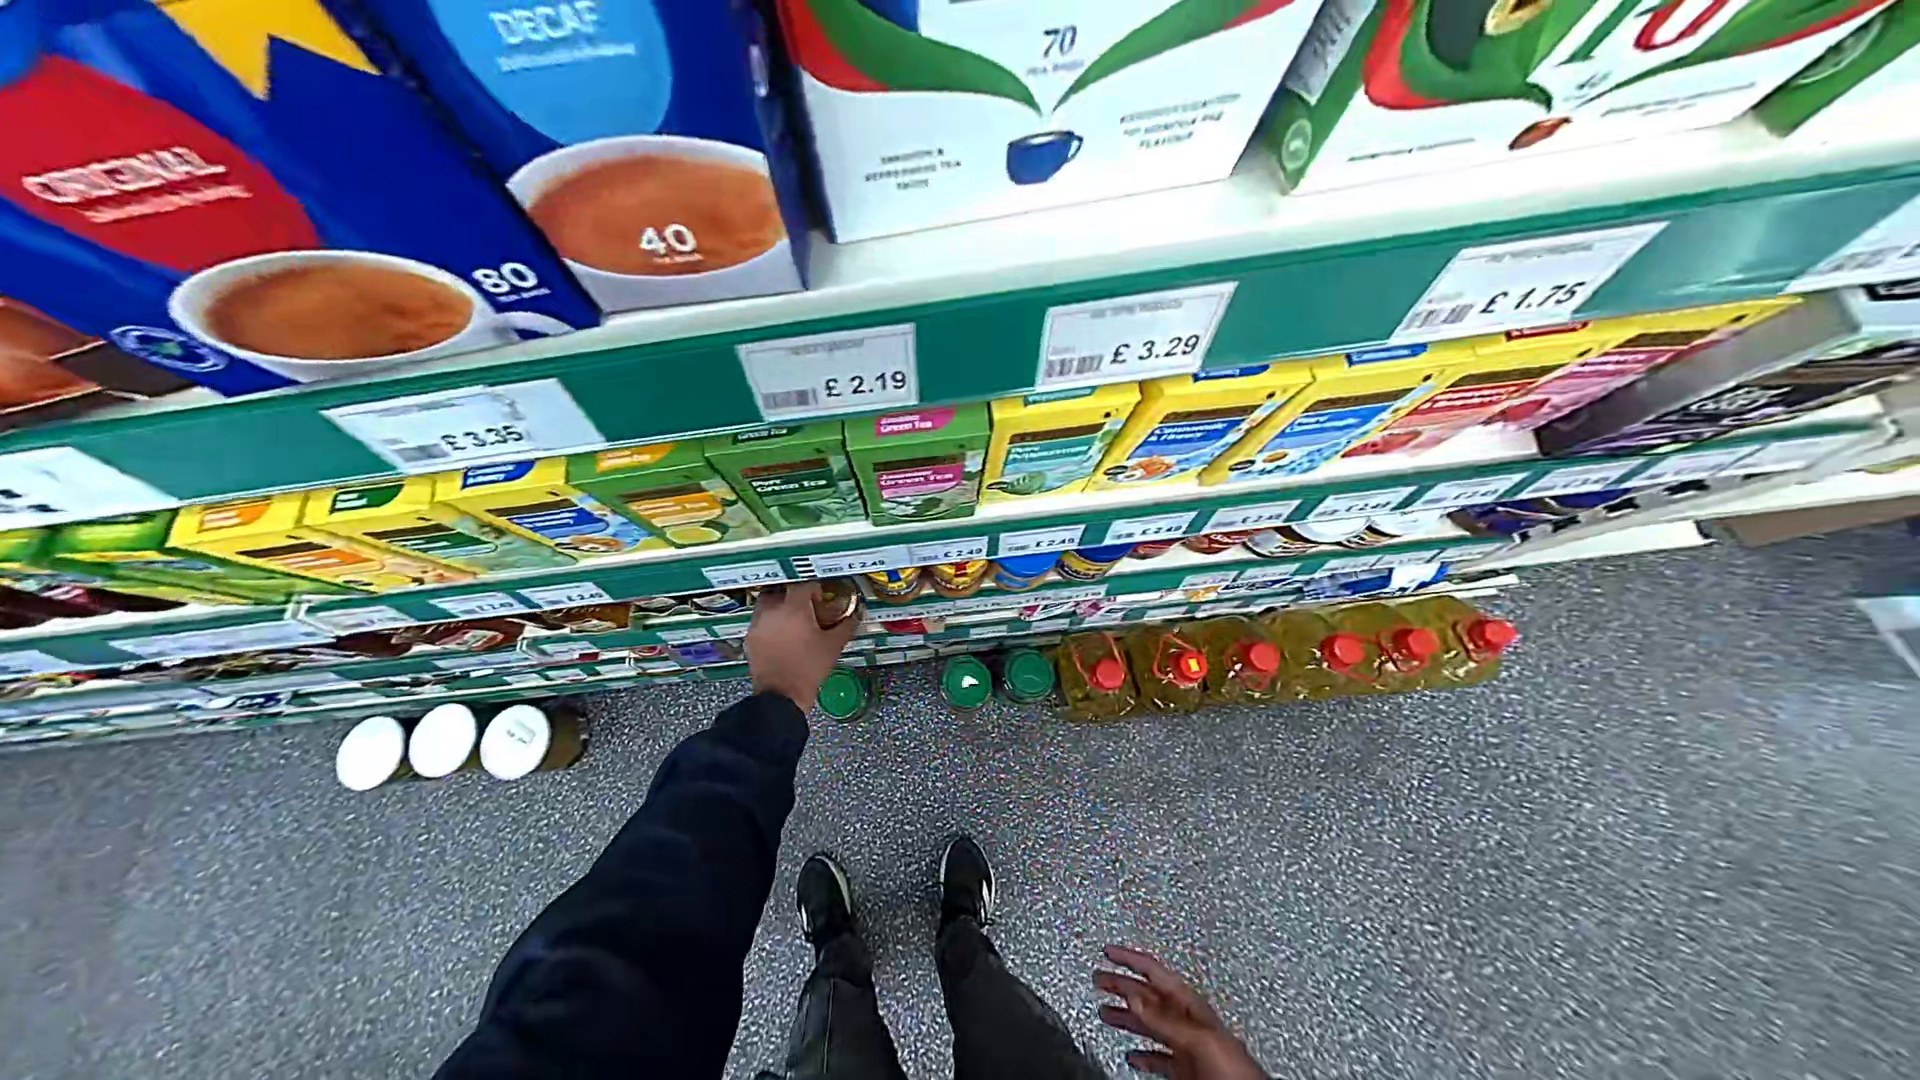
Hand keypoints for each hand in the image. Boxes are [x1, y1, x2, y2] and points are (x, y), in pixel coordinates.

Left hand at [746, 583, 859, 713]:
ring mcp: (758, 623)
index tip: (821, 600)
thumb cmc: (809, 668)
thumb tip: (854, 615)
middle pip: (783, 590)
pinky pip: (761, 620)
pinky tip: (782, 635)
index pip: (805, 586)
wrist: (782, 695)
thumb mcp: (834, 645)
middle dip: (795, 596)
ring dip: (780, 606)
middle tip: (806, 608)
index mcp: (794, 608)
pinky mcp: (751, 637)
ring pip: (768, 603)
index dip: (816, 591)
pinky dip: (771, 621)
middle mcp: (773, 611)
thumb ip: (846, 625)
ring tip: (793, 620)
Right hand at [1095, 945, 1266, 1079]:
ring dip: (1126, 1015)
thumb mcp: (1197, 1036)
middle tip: (1097, 977)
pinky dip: (1141, 1052)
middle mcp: (1186, 1019)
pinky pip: (1157, 1055)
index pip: (1153, 970)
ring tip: (1104, 1011)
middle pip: (1146, 994)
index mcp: (1189, 1003)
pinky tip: (1132, 1054)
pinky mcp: (1186, 1068)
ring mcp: (1186, 1044)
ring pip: (1148, 1022)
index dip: (1129, 958)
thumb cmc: (1235, 1069)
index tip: (1107, 949)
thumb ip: (1164, 1016)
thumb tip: (1132, 994)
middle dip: (1121, 984)